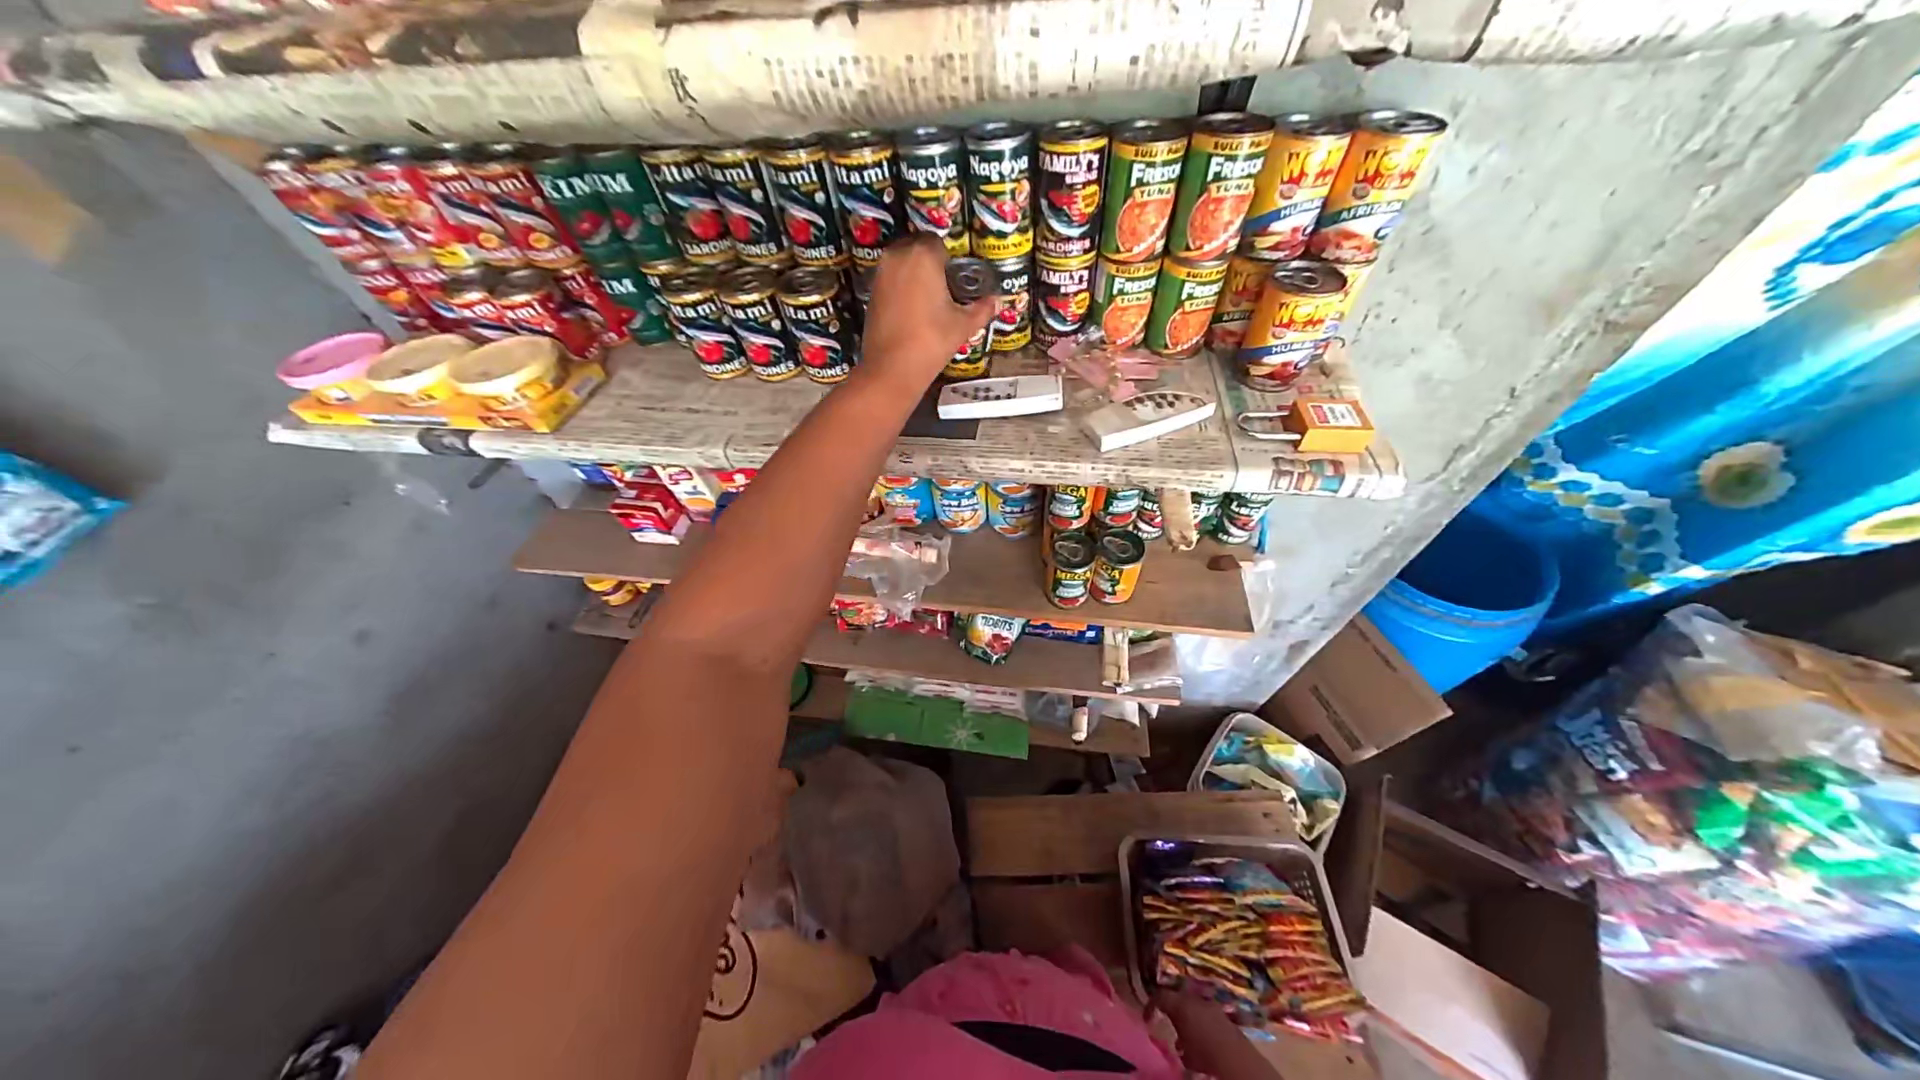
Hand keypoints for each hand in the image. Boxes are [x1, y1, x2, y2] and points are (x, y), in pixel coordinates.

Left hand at [856, 235, 996, 395]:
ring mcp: (881, 273)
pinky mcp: (871, 291)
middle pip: (918, 247)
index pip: (940, 243)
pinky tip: (913, 308)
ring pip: (903, 262)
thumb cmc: (931, 341)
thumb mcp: (963, 325)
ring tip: (930, 298)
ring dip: (915, 273)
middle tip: (946, 286)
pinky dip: (902, 286)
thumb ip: (982, 308)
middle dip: (931, 262)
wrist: (892, 368)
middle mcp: (898, 255)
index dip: (951, 260)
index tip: (958, 278)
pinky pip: (892, 279)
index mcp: (923, 254)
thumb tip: (997, 301)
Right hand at [1154, 989, 1283, 1079]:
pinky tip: (1202, 1038)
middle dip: (1172, 1009)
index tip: (1147, 1019)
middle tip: (1168, 1023)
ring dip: (1188, 1016)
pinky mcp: (1224, 1015)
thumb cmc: (1205, 1054)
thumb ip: (1177, 1040)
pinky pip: (1206, 1013)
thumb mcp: (1184, 1051)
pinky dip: (1201, 1022)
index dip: (1151, 1006)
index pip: (1159, 996)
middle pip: (1178, 997)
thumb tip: (1176, 1041)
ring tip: (1186, 1034)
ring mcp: (1211, 1005)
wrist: (1237, 1059)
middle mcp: (1195, 999)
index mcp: (1181, 1004)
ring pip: (1193, 1005)